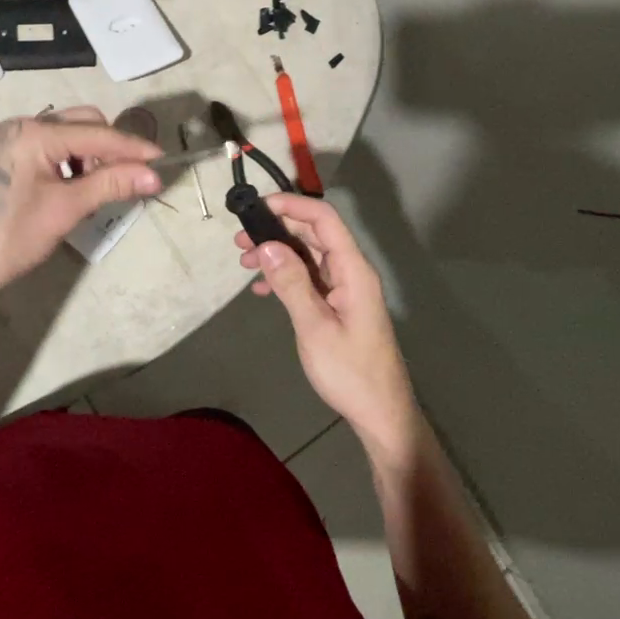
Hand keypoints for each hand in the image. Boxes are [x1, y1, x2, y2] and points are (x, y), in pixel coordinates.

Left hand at [0, 106, 160, 314]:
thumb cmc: (10, 238)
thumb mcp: (66, 210)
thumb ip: (112, 184)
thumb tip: (154, 175)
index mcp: (33, 134)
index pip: (97, 134)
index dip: (132, 148)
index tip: (162, 161)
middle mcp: (21, 126)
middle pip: (83, 123)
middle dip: (110, 149)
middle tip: (128, 180)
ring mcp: (9, 139)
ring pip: (67, 134)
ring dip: (90, 156)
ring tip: (97, 190)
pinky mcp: (4, 155)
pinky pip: (49, 146)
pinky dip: (69, 162)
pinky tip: (72, 189)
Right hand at [236, 194, 419, 459]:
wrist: (380, 412)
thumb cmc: (349, 371)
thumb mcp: (314, 327)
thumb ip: (291, 283)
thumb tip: (266, 244)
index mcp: (352, 270)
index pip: (324, 220)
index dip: (292, 206)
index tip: (257, 208)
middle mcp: (351, 272)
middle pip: (314, 234)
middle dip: (276, 229)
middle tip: (239, 240)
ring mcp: (345, 289)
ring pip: (309, 255)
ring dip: (277, 253)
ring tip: (243, 261)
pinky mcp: (339, 306)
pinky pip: (310, 278)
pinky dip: (285, 276)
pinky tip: (261, 288)